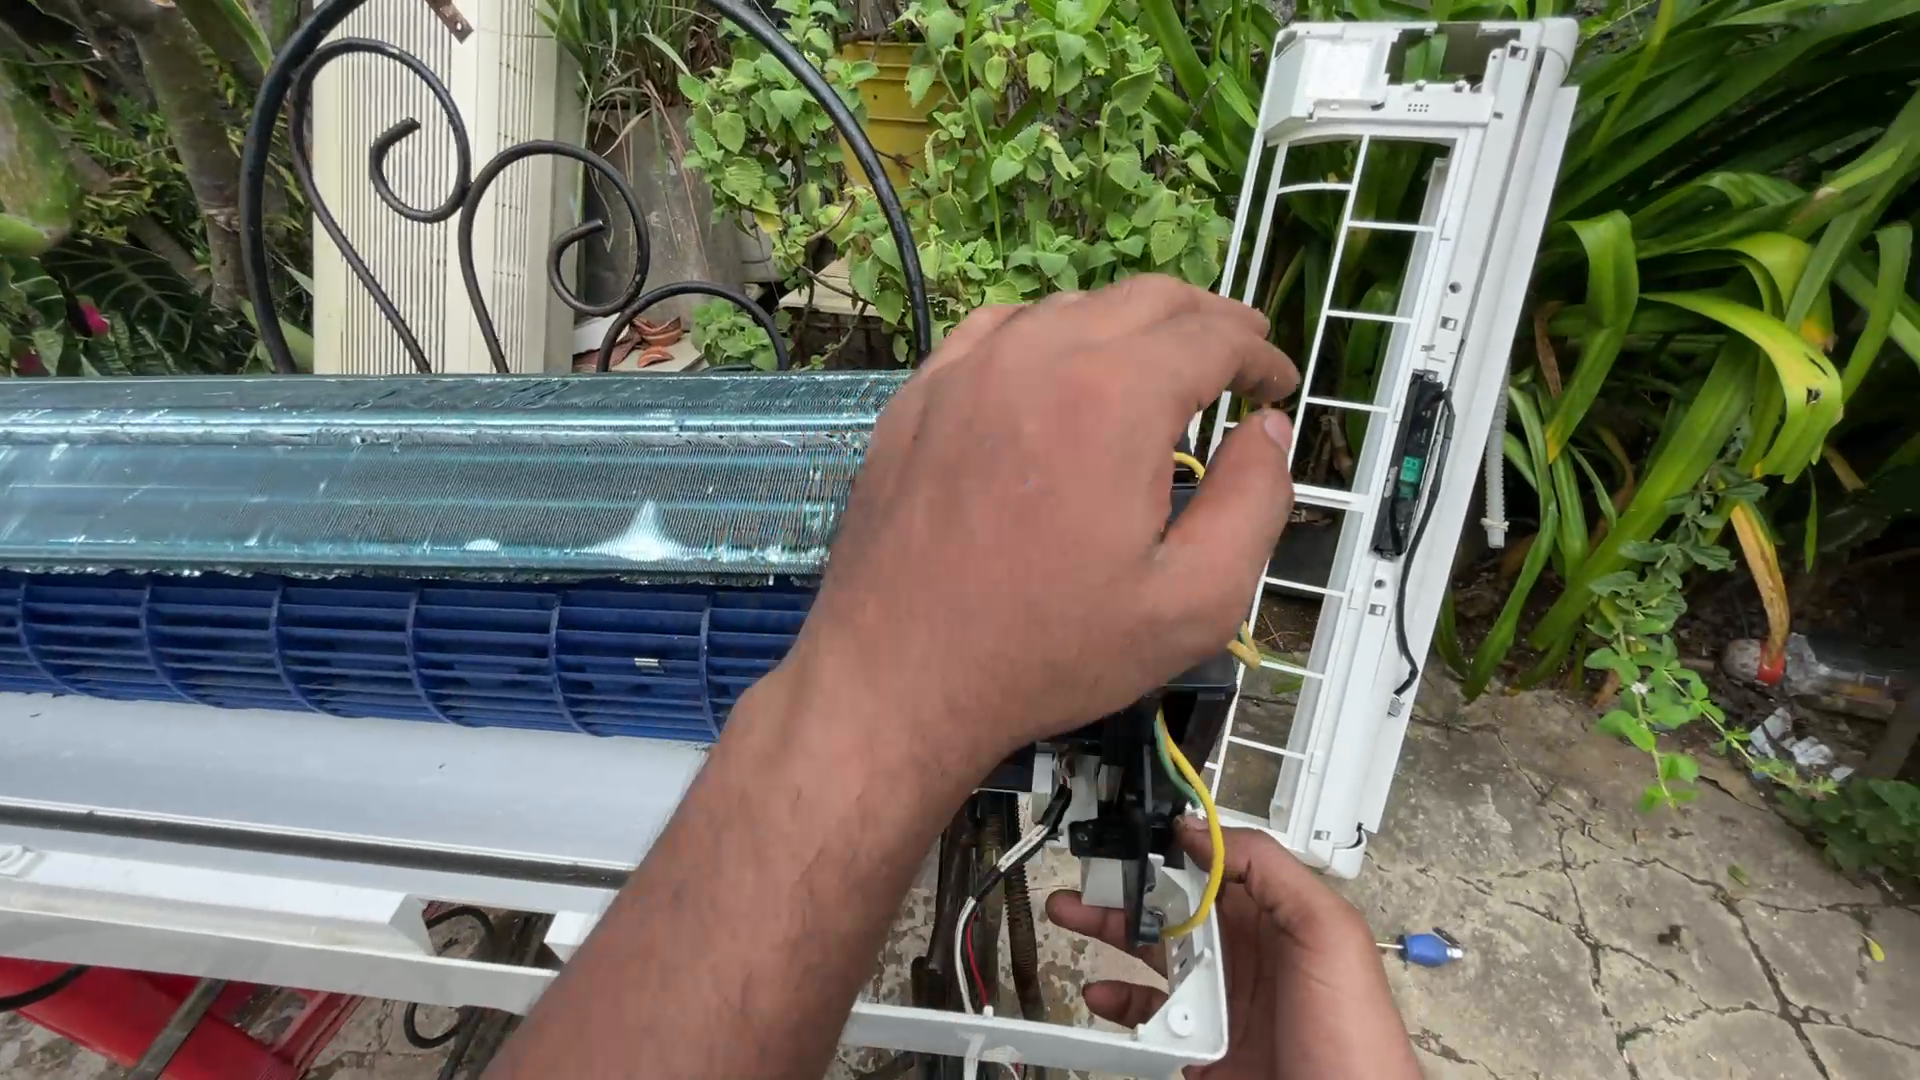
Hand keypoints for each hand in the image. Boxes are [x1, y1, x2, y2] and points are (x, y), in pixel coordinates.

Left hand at [772, 277, 1297, 772]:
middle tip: (1235, 358)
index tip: (1278, 382)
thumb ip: (1255, 502)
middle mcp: (1036, 356)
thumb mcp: (1191, 602)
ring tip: (1154, 365)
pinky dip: (1046, 336)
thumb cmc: (1048, 650)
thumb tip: (1266, 431)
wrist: (899, 675)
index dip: (1259, 353)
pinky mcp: (917, 397)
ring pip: (1068, 308)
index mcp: (1112, 397)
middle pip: (1144, 300)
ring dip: (1127, 325)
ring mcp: (964, 370)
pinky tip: (1054, 370)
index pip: (1210, 337)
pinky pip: (995, 334)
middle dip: (1206, 322)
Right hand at [1048, 822, 1421, 1079]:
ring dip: (1108, 929)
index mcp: (1272, 918)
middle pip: (1170, 903)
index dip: (1167, 845)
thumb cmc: (1353, 1043)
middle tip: (1084, 874)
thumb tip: (1197, 830)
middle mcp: (1242, 953)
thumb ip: (1268, 868)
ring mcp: (1217, 1002)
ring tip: (1068, 913)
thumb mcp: (1327, 934)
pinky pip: (1147, 1014)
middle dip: (1124, 884)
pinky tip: (1099, 992)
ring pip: (1151, 952)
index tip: (1125, 832)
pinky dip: (1118, 999)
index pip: (1210, 865)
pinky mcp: (1198, 1048)